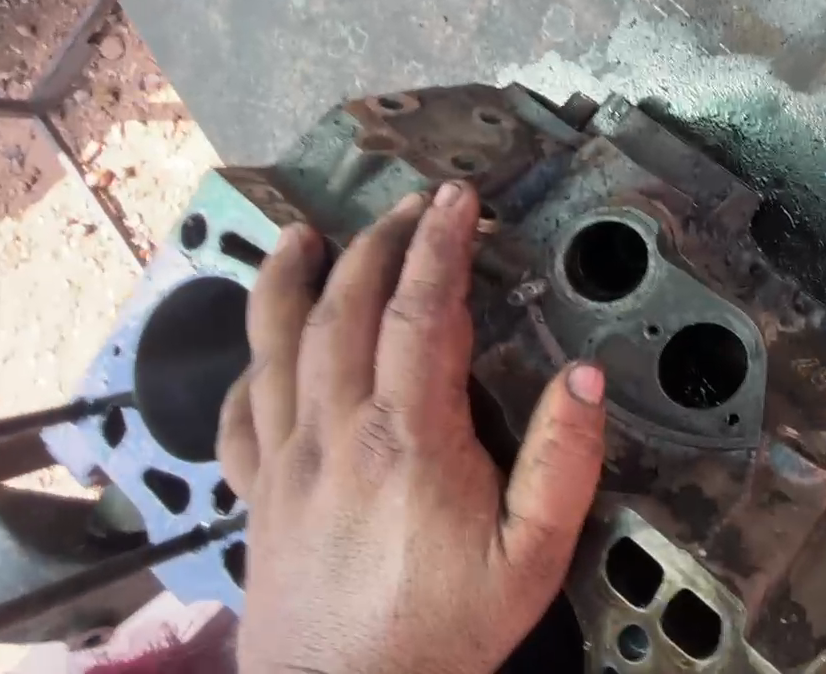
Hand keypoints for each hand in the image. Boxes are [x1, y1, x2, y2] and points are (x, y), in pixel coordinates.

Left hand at [217, 181, 608, 673]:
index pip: (422, 315)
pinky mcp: (254, 501)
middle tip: (412, 203)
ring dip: (294, 283)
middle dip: (379, 245)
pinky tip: (263, 342)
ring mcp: (283, 467)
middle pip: (346, 314)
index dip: (440, 247)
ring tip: (302, 234)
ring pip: (278, 351)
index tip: (458, 200)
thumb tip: (585, 372)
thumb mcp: (537, 550)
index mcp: (410, 439)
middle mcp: (337, 435)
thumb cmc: (452, 626)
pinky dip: (249, 365)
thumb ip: (565, 459)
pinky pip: (239, 417)